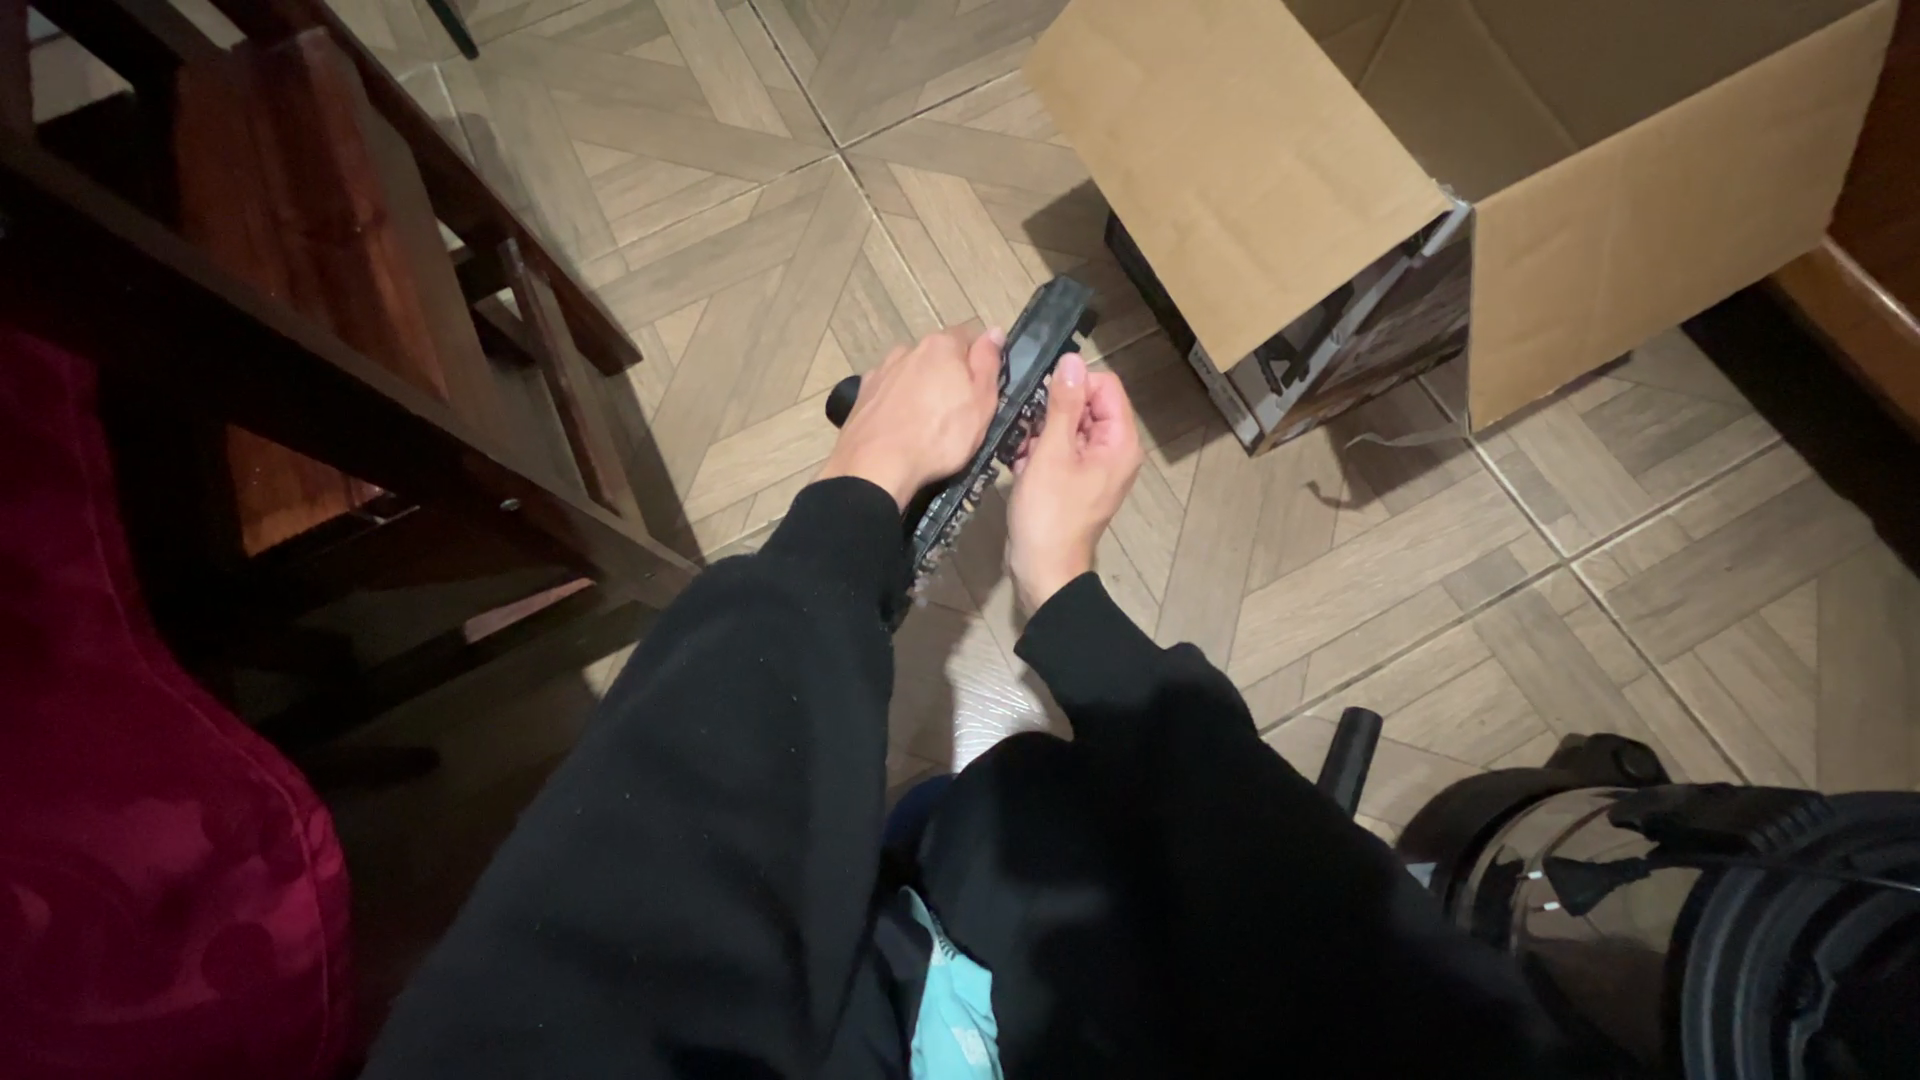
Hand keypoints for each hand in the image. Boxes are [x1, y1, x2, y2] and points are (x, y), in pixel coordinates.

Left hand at [818, 325, 1004, 510]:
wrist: (877, 466)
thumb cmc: (940, 437)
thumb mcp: (981, 403)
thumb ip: (988, 363)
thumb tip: (994, 331)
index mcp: (941, 345)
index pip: (970, 338)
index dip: (980, 363)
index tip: (982, 390)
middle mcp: (908, 349)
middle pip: (938, 356)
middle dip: (948, 376)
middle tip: (957, 412)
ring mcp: (881, 371)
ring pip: (911, 373)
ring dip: (921, 389)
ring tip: (925, 424)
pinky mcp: (862, 394)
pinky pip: (889, 392)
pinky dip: (897, 403)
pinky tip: (900, 427)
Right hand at [1007, 354, 1142, 612]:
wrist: (1042, 569)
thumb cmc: (1048, 513)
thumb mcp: (1052, 452)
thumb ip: (1063, 404)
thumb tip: (1072, 359)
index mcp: (1119, 441)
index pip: (1105, 385)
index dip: (1073, 385)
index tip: (1042, 401)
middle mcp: (1114, 450)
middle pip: (1085, 405)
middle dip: (1052, 413)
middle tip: (1028, 433)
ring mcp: (1095, 467)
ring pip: (1067, 427)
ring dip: (1040, 434)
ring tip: (1023, 456)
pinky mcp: (1076, 480)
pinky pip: (1060, 450)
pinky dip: (1039, 454)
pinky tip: (1022, 468)